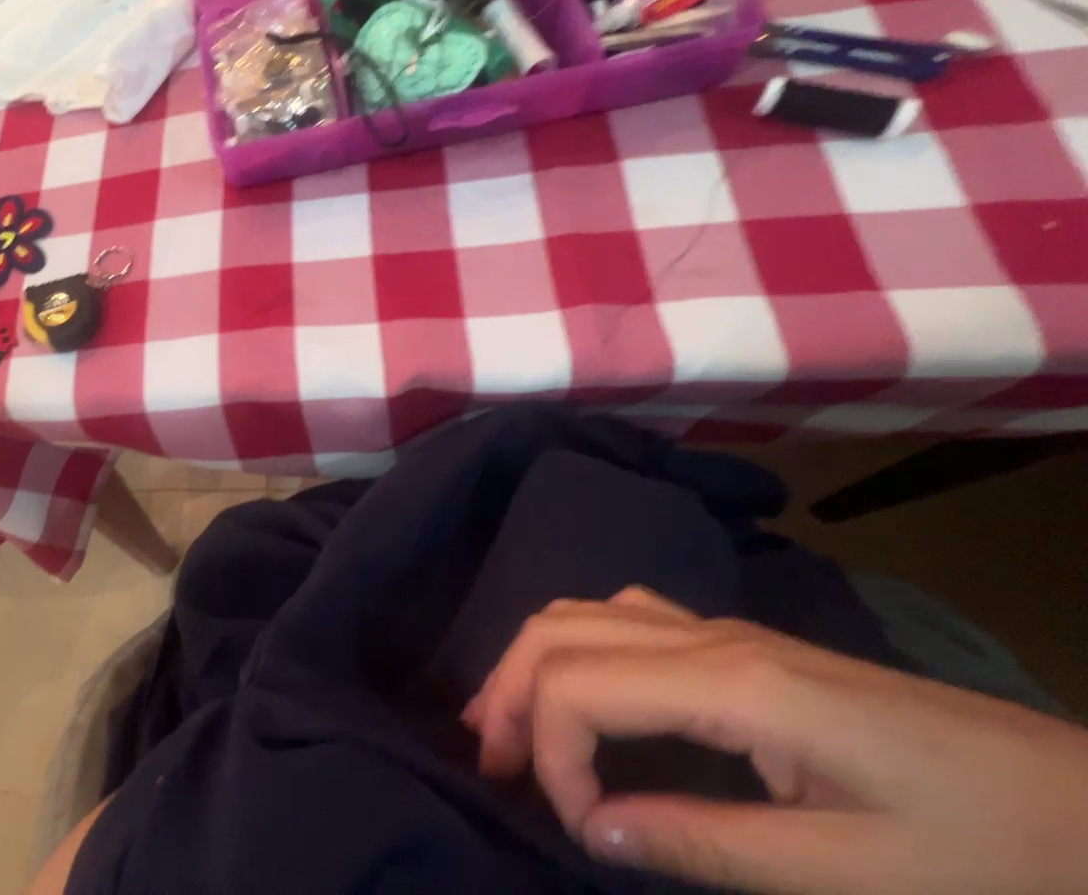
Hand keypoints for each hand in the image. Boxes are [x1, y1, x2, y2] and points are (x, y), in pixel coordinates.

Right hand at [462, 586, 1087, 894]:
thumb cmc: (988, 851)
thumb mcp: (850, 877)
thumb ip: (700, 842)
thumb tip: (586, 825)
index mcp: (730, 682)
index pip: (578, 685)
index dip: (550, 754)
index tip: (574, 827)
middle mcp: (708, 635)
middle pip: (559, 631)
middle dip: (510, 693)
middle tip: (493, 764)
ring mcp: (722, 631)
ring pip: (582, 613)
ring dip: (531, 663)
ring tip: (510, 726)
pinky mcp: (740, 644)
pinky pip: (620, 619)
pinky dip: (572, 650)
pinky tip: (581, 693)